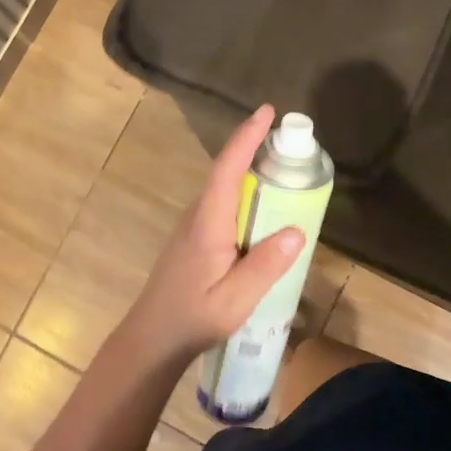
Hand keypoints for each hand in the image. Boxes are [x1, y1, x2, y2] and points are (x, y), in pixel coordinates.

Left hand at [111, 105, 303, 363]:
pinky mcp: (194, 241)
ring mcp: (192, 228)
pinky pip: (222, 206)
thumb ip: (265, 266)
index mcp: (207, 225)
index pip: (226, 170)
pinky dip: (244, 195)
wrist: (152, 338)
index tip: (266, 112)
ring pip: (223, 189)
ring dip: (250, 172)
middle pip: (225, 173)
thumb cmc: (192, 319)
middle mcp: (197, 218)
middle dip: (254, 148)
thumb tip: (297, 230)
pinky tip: (263, 211)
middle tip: (290, 141)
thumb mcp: (235, 300)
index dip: (245, 139)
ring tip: (284, 168)